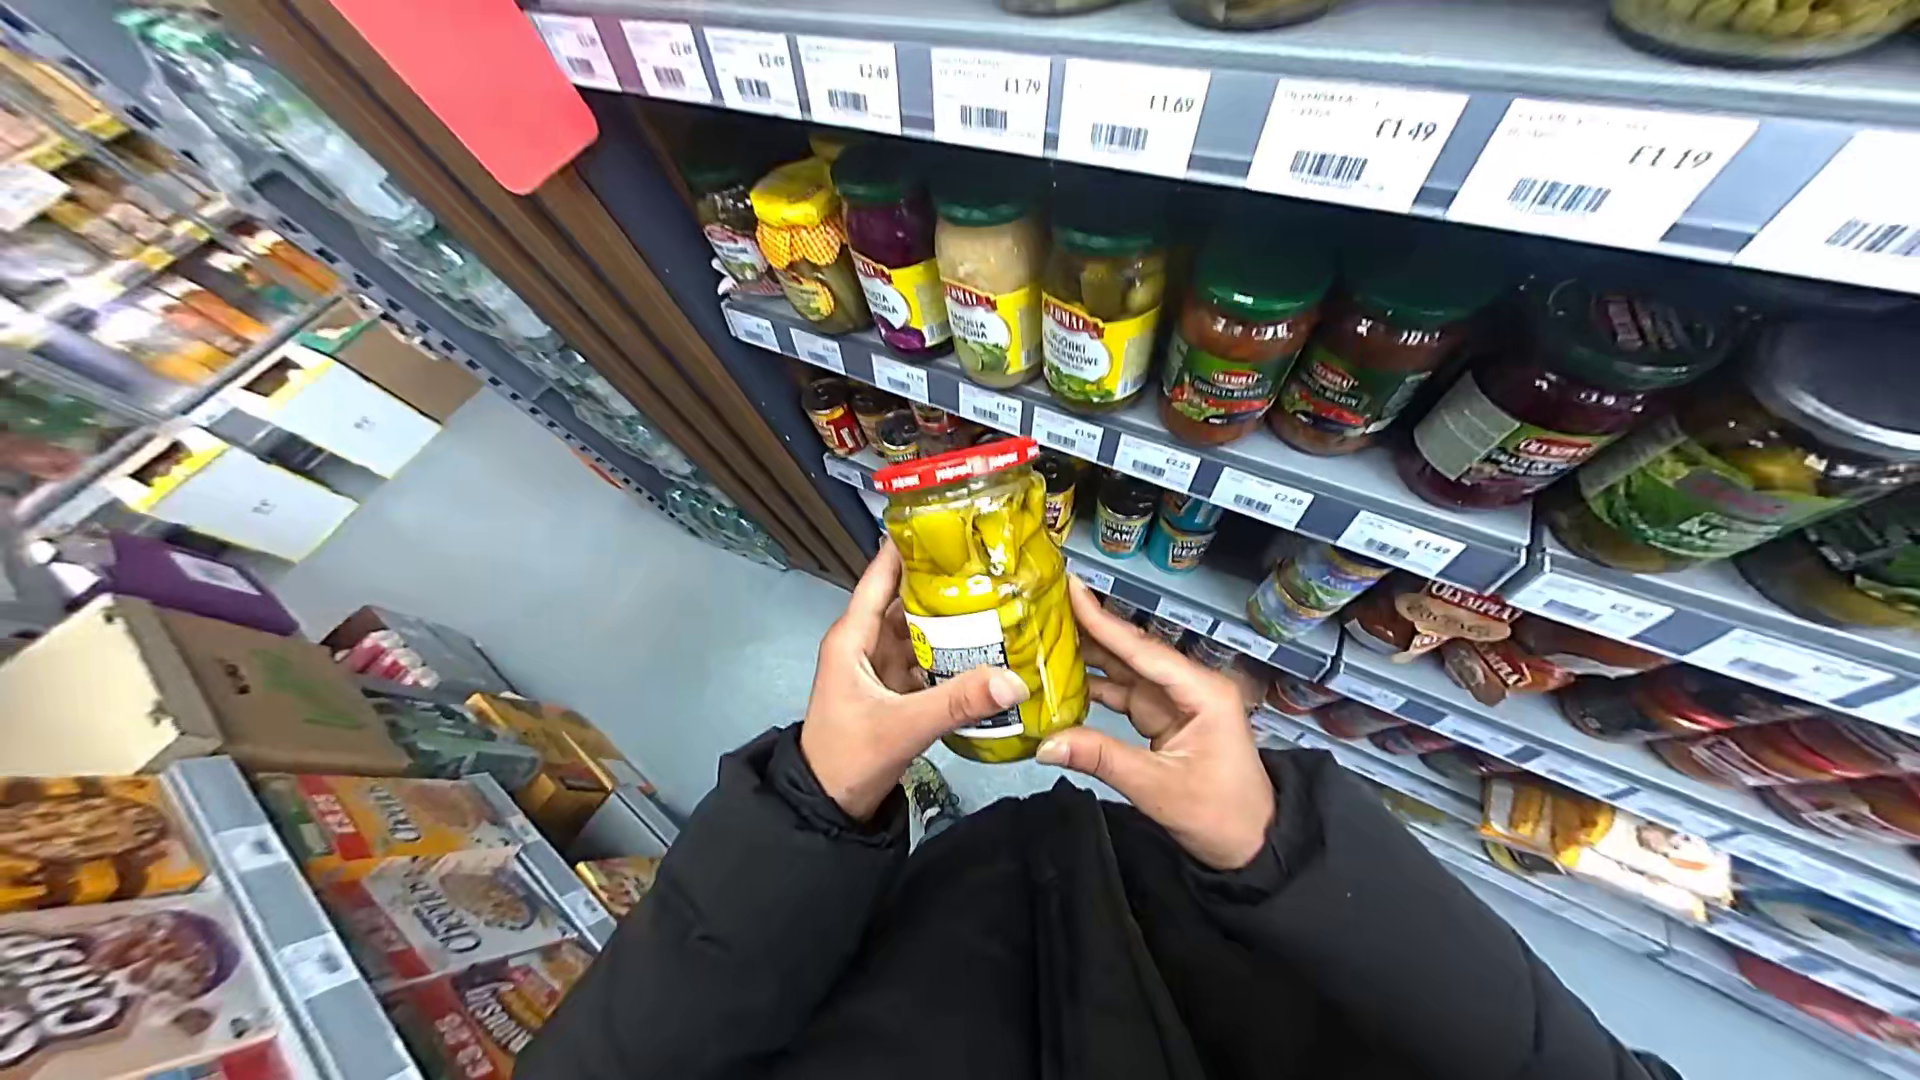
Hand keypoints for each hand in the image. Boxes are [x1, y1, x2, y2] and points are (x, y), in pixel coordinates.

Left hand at [801, 541, 1029, 820]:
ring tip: (997, 598)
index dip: (906, 547)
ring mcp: (882, 665)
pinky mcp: (896, 687)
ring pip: (919, 629)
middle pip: (907, 599)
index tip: (943, 520)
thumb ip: (956, 702)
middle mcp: (867, 643)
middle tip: (990, 563)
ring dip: (951, 617)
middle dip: (943, 580)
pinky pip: (927, 657)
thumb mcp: (902, 726)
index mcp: (854, 637)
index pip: (880, 577)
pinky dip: (952, 651)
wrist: (827, 808)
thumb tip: (1014, 679)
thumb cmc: (848, 757)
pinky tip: (985, 647)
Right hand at [1036, 578, 1274, 869]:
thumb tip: (1045, 744)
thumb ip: (1100, 758)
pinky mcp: (1161, 717)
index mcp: (1200, 691)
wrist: (1254, 847)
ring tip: (1045, 635)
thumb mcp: (1158, 788)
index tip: (1071, 588)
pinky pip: (1121, 692)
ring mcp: (1173, 700)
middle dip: (1090, 628)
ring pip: (1123, 668)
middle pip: (1131, 651)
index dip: (1103, 619)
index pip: (1142, 648)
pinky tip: (1063, 677)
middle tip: (1047, 605)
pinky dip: (1093, 685)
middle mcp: (1186, 685)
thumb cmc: (1220, 815)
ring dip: (1088, 654)